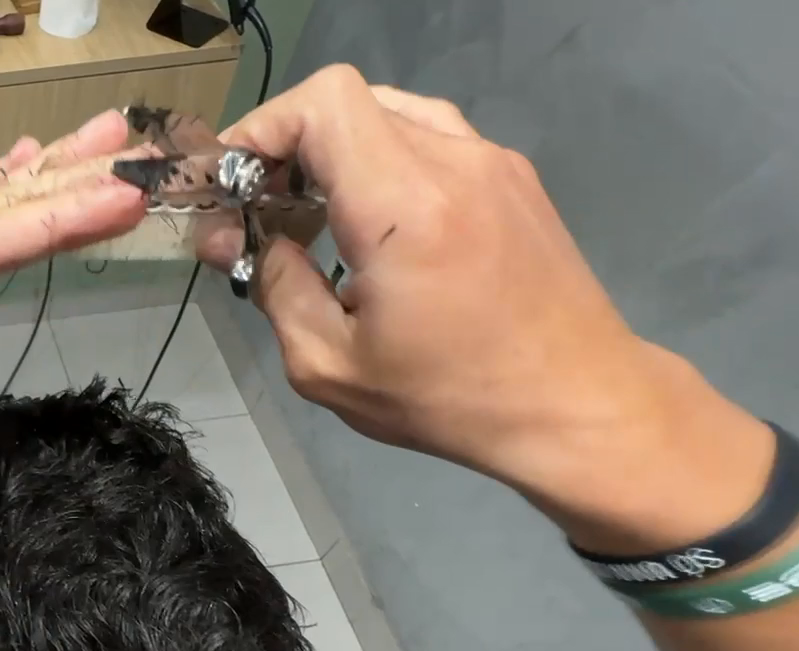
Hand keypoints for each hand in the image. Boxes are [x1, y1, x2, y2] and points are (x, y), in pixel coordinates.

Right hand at [206, 66, 770, 550]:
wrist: (570, 402)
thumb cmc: (441, 396)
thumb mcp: (327, 363)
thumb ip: (275, 288)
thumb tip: (232, 239)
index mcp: (404, 208)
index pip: (325, 104)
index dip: (263, 127)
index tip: (228, 182)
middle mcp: (454, 162)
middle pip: (349, 100)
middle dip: (284, 145)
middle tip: (254, 207)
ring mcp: (491, 162)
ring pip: (387, 112)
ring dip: (329, 152)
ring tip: (301, 213)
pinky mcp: (509, 178)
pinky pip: (426, 138)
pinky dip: (374, 162)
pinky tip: (359, 222)